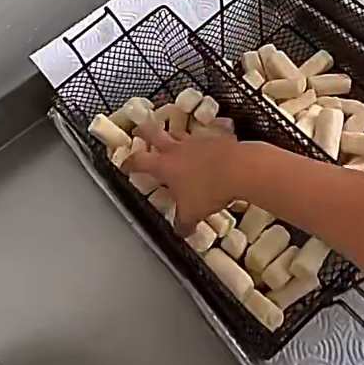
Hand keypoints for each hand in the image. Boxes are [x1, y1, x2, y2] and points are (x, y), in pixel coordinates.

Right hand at [125, 122, 250, 231]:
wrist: (240, 168)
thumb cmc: (210, 190)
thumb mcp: (192, 213)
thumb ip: (184, 223)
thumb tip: (182, 233)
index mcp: (164, 165)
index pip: (138, 161)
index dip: (128, 163)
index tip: (123, 165)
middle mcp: (177, 148)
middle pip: (153, 132)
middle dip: (143, 131)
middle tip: (139, 131)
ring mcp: (197, 139)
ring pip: (179, 132)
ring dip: (173, 134)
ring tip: (172, 138)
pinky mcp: (216, 136)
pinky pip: (207, 133)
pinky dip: (205, 136)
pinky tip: (210, 139)